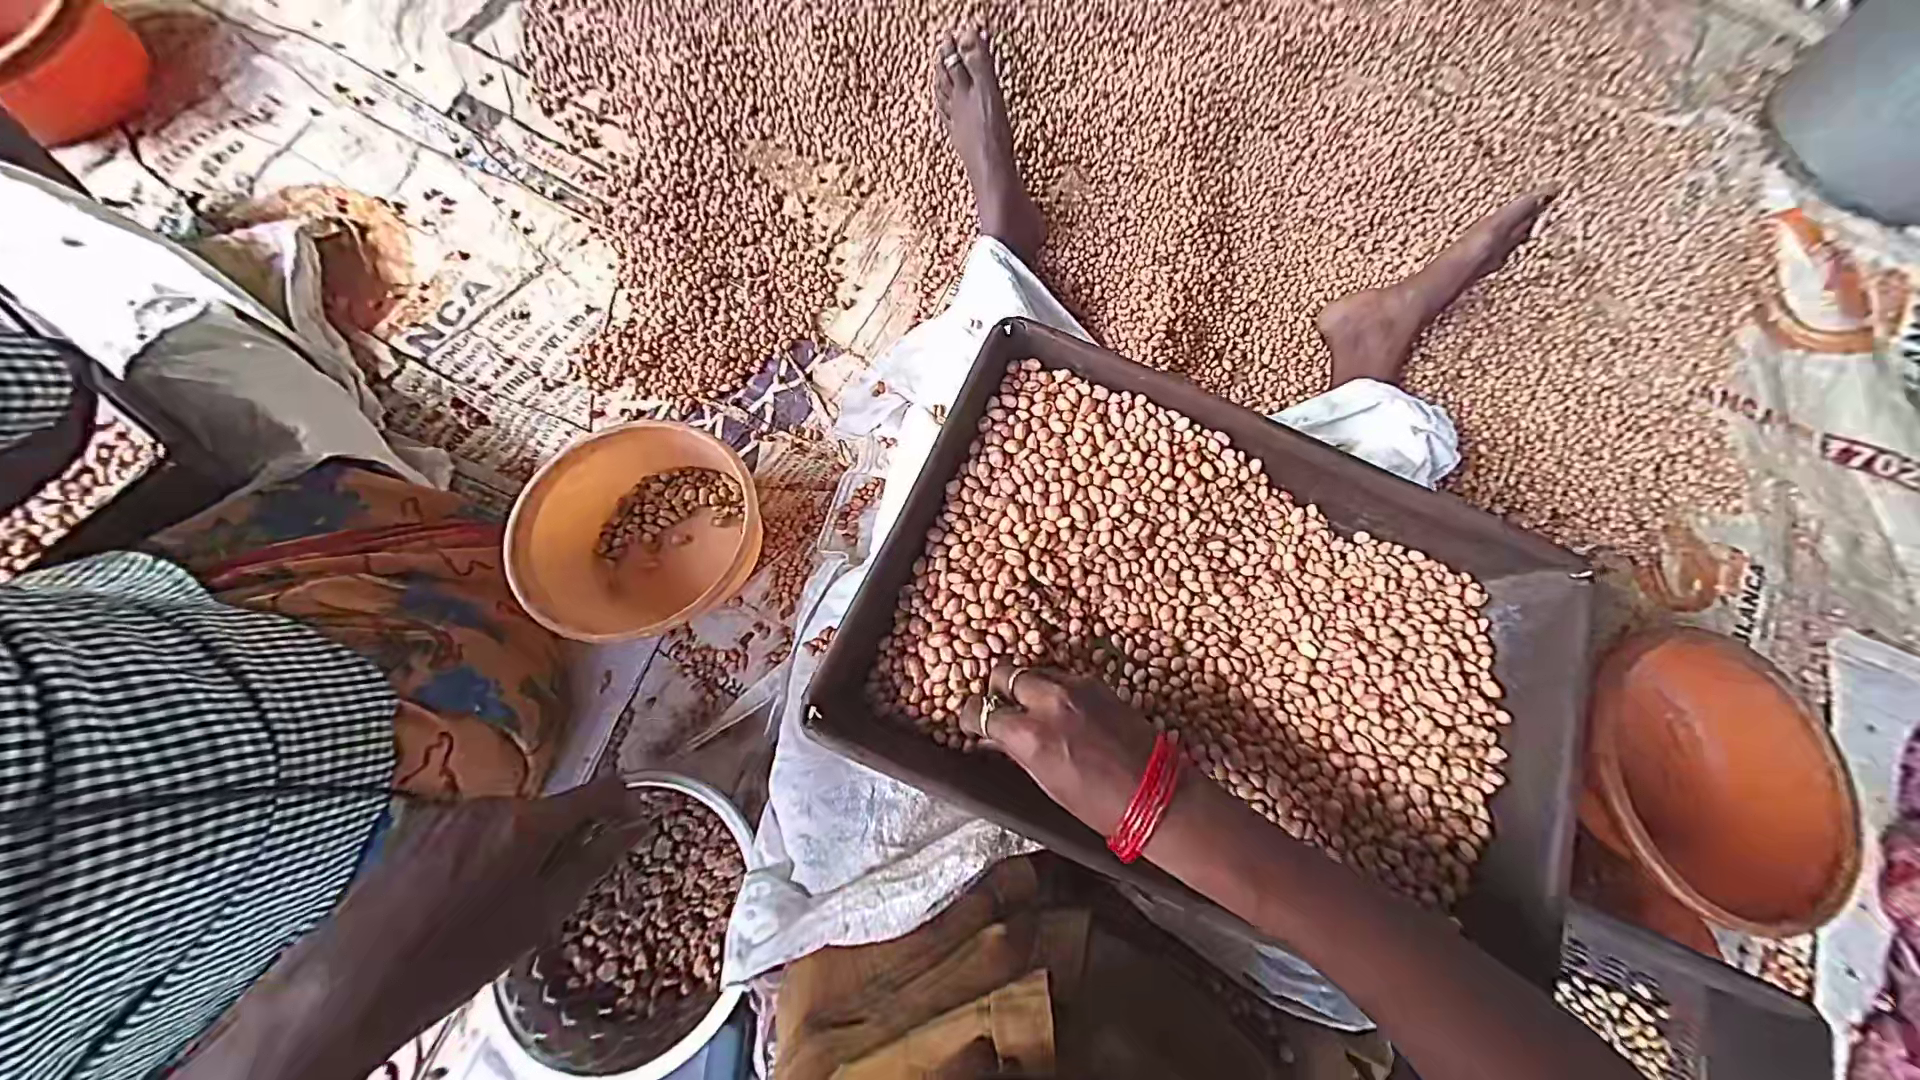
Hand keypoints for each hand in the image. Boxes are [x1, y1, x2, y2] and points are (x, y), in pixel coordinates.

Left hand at [181, 775, 649, 1079]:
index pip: (598, 790)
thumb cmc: (454, 960)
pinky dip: (487, 849)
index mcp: (529, 822)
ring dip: (524, 842)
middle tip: (561, 879)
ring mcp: (450, 813)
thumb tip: (638, 825)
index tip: (635, 816)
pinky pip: (474, 827)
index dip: (624, 799)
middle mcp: (492, 803)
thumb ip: (595, 861)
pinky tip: (465, 895)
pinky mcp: (418, 828)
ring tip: (506, 895)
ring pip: (512, 817)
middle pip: (551, 806)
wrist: (343, 991)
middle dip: (566, 832)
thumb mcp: (540, 916)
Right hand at [963, 662, 1160, 836]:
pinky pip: (1061, 676)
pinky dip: (1053, 688)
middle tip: (1002, 708)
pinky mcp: (1095, 683)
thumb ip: (1014, 751)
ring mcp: (1074, 687)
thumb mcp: (1045, 781)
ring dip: (1026, 687)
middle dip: (997, 690)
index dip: (972, 717)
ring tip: (1032, 709)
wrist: (1157, 794)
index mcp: (1030, 734)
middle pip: (1003, 674)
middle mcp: (1048, 701)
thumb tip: (990, 737)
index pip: (981, 710)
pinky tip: (1061, 710)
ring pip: (1033, 671)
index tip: (973, 723)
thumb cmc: (1097, 803)